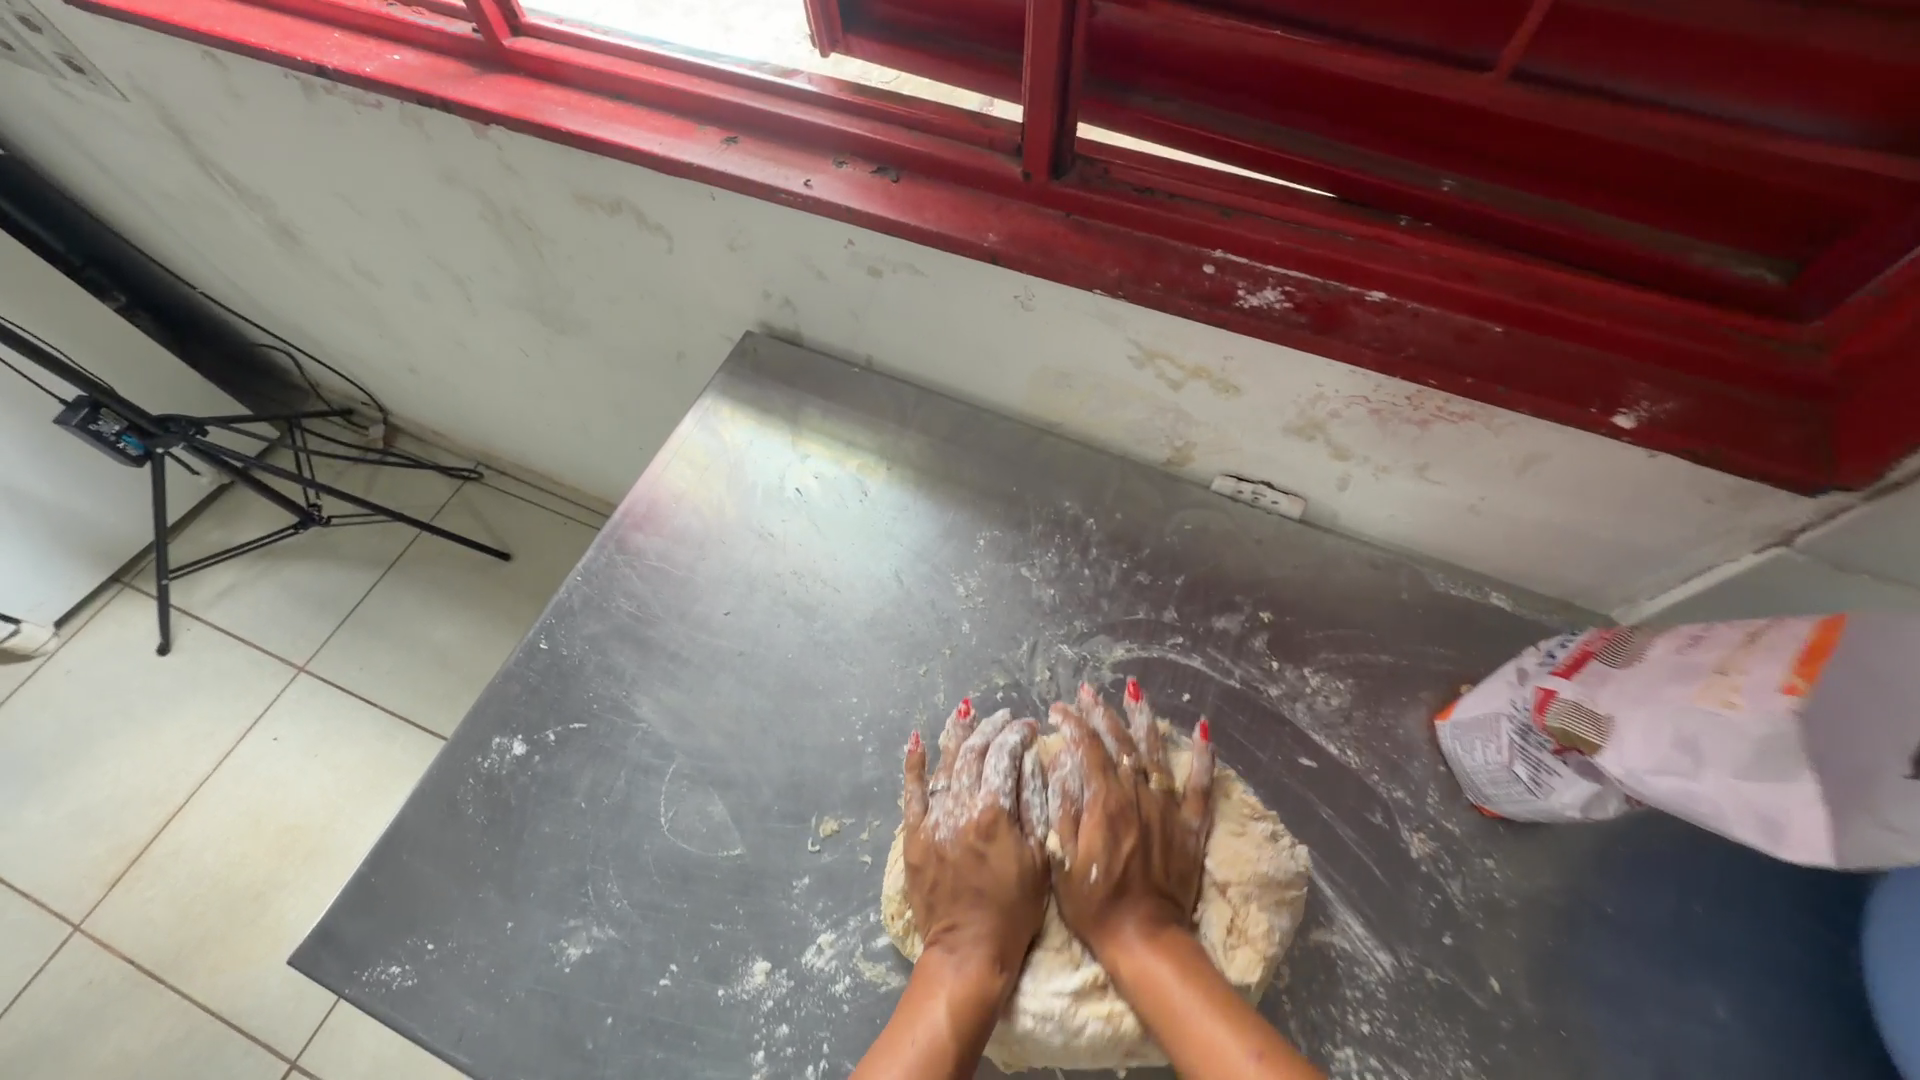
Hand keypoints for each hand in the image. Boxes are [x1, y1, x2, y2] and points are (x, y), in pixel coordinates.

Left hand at [902, 699, 1049, 992]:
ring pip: (944, 765)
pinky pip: (912, 792)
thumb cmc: (1015, 909)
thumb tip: (1032, 761)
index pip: (1006, 755)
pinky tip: (918, 739)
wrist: (969, 949)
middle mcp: (960, 807)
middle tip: (1003, 716)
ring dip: (957, 735)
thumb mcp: (1040, 857)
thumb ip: (1034, 804)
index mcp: (995, 811)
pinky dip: (915, 764)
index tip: (1029, 727)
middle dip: (991, 727)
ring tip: (967, 713)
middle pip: (973, 752)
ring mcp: (933, 820)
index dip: (1018, 735)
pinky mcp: (915, 836)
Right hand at [1045, 678, 1214, 956]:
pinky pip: (1200, 785)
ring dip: (1143, 719)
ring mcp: (1167, 809)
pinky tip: (1203, 730)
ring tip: (1134, 691)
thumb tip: (1059, 763)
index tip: (1057, 709)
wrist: (1144, 939)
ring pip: (1156, 752)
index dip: (1072, 724)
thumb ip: (1063, 807)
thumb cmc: (1094, 905)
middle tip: (1087, 691)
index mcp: (1104, 803)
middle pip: (1120, 743)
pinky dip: (1203, 757)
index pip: (1087, 749)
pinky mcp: (1190, 826)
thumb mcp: (1061, 859)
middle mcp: (1137, 796)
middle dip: (1101, 713)